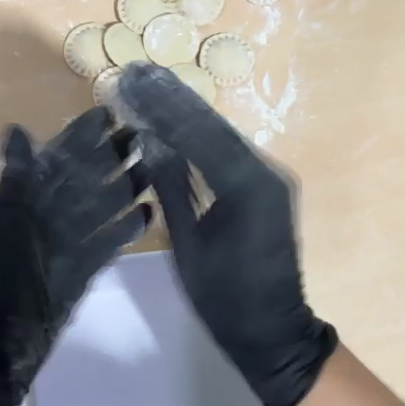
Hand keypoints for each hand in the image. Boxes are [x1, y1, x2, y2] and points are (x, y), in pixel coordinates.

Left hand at [0, 107, 150, 405]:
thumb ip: (15, 183)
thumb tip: (18, 129)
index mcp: (18, 204)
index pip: (54, 160)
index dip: (78, 137)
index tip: (108, 111)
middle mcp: (42, 221)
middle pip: (82, 181)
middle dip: (110, 157)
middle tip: (146, 133)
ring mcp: (61, 249)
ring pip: (99, 210)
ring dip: (124, 189)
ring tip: (156, 166)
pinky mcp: (78, 276)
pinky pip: (104, 246)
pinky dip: (123, 231)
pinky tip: (148, 214)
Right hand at [117, 63, 336, 405]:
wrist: (273, 331)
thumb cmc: (225, 299)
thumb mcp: (187, 245)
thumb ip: (171, 188)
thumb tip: (148, 139)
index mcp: (248, 186)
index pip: (199, 134)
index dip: (162, 107)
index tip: (131, 82)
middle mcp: (266, 172)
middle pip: (213, 126)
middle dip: (173, 99)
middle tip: (136, 73)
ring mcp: (271, 177)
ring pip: (222, 135)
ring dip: (185, 112)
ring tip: (148, 86)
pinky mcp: (267, 186)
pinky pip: (229, 153)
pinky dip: (200, 136)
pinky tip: (174, 122)